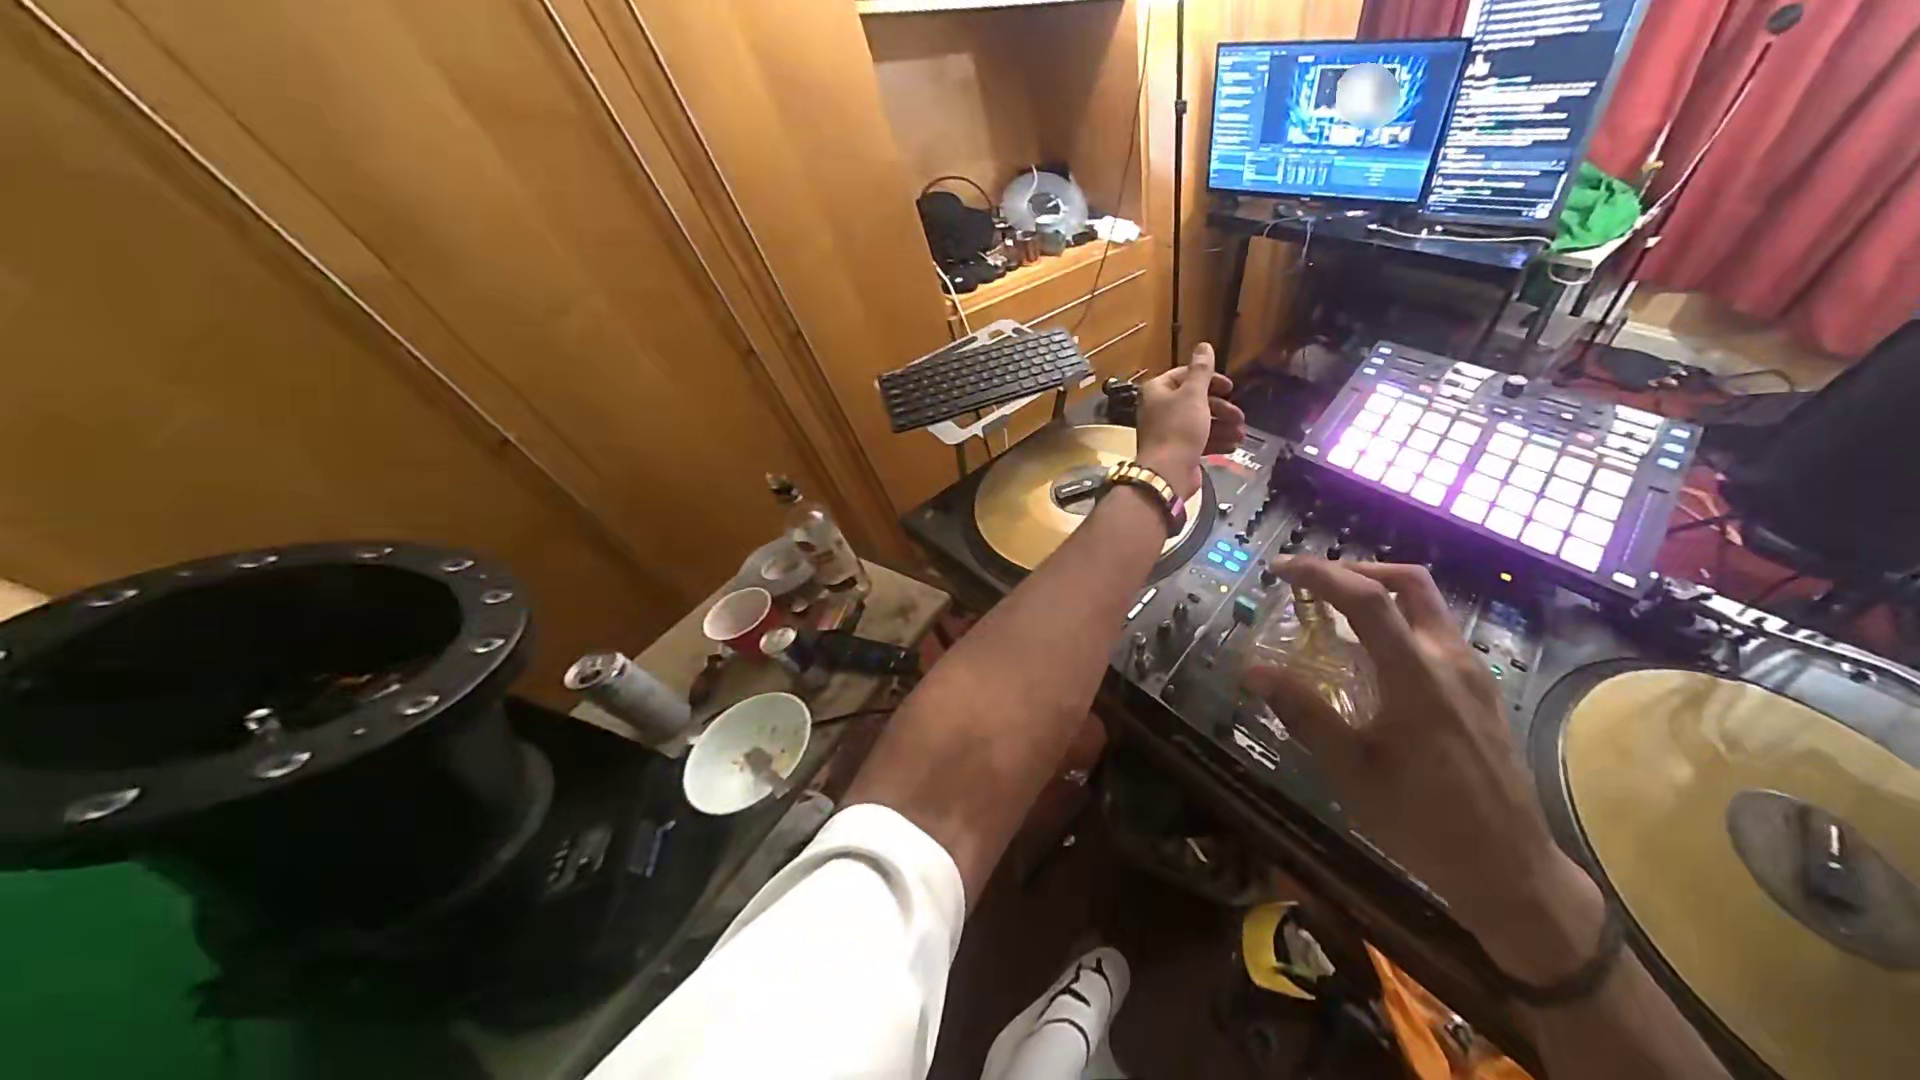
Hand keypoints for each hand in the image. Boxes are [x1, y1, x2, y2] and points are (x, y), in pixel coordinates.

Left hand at [1135, 343, 1245, 499]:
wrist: (1167, 472)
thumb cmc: (1179, 428)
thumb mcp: (1193, 394)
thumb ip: (1201, 370)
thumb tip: (1203, 345)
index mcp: (1158, 391)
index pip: (1184, 375)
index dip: (1208, 379)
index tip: (1229, 387)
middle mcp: (1160, 409)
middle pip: (1195, 400)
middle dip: (1220, 407)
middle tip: (1239, 416)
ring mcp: (1168, 432)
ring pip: (1199, 422)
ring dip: (1222, 426)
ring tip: (1241, 434)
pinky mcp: (1177, 451)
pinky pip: (1198, 440)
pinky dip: (1216, 441)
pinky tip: (1233, 445)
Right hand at [1243, 557, 1602, 980]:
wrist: (1510, 870)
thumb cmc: (1421, 822)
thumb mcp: (1350, 771)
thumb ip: (1303, 713)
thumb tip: (1252, 671)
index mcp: (1417, 677)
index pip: (1367, 599)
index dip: (1320, 574)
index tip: (1279, 569)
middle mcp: (1450, 662)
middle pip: (1410, 583)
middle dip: (1356, 569)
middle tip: (1312, 583)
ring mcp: (1473, 675)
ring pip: (1428, 606)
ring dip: (1378, 593)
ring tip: (1332, 613)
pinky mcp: (1482, 693)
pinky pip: (1436, 634)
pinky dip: (1398, 621)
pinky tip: (1371, 657)